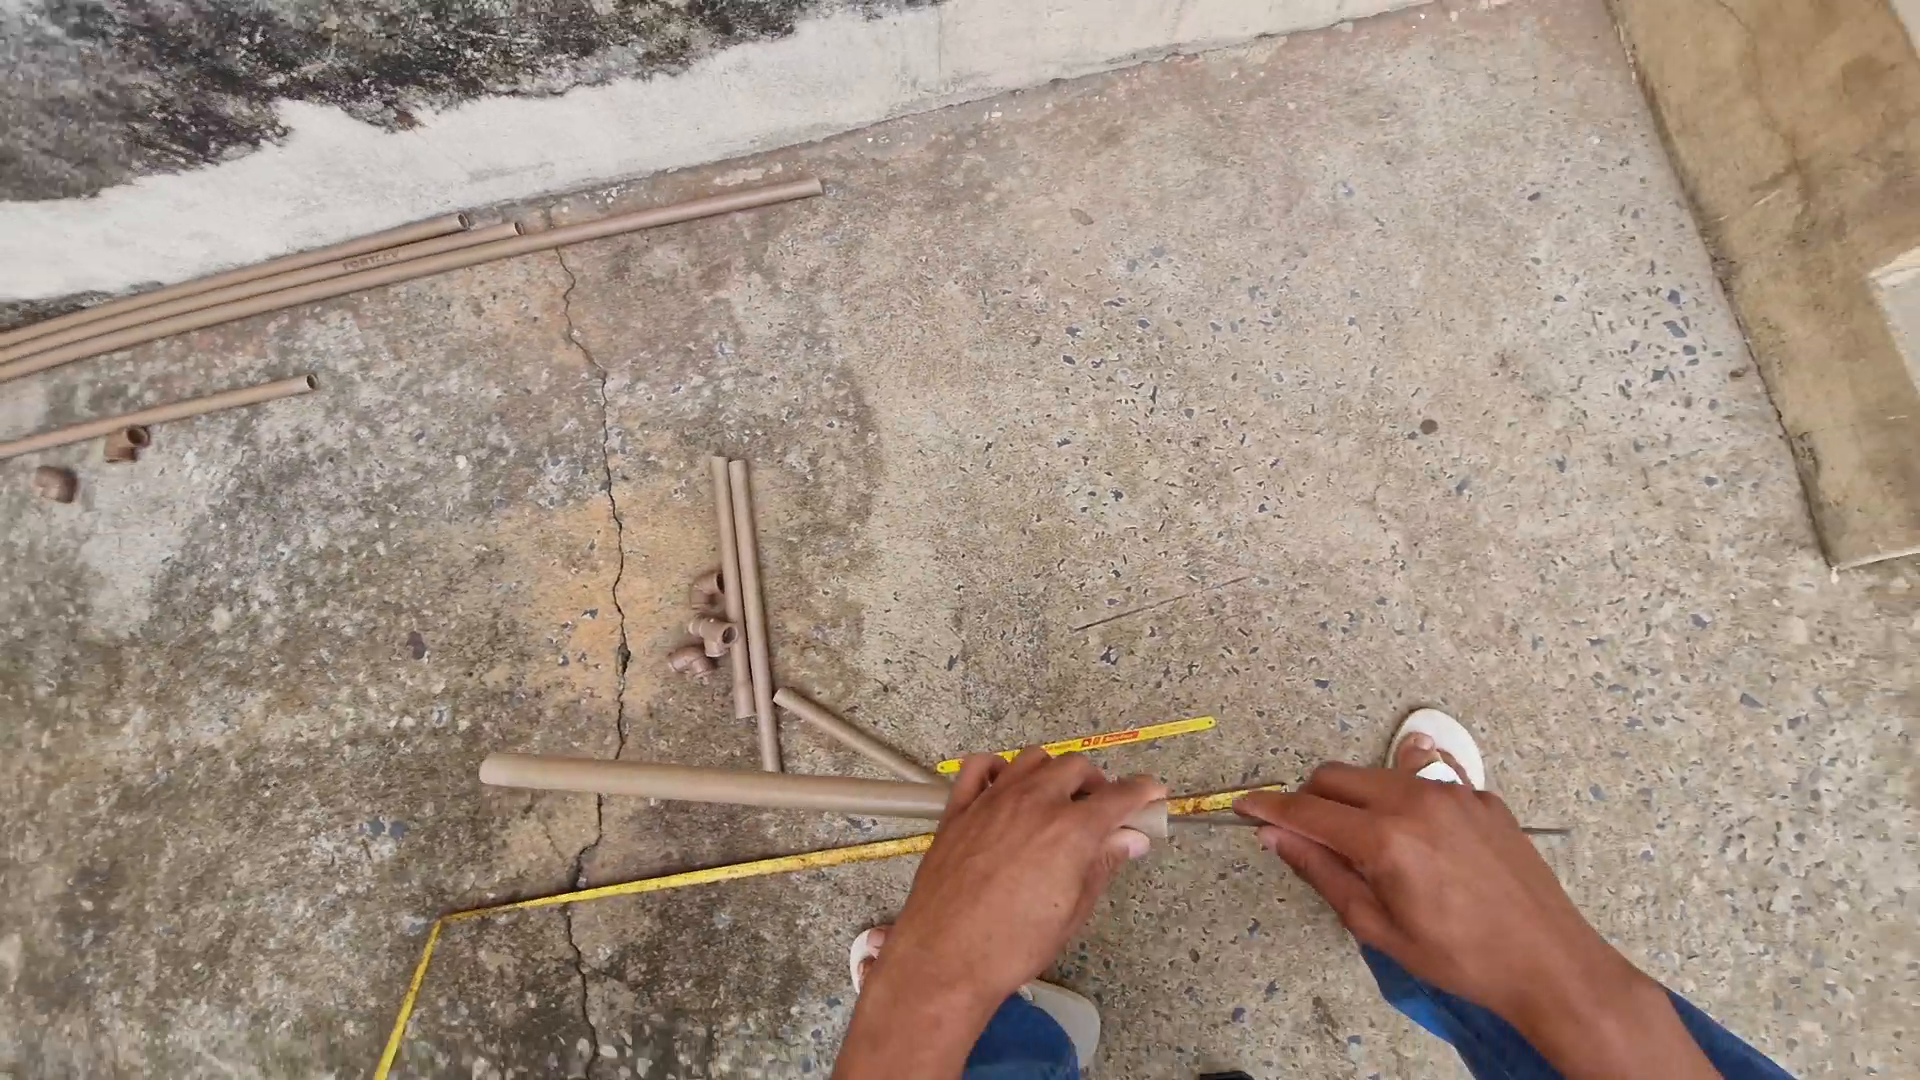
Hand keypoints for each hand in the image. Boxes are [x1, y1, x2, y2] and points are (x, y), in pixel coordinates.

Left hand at [884, 748, 1166, 1005]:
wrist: (946, 956)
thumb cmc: (1014, 945)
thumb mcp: (1072, 911)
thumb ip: (1102, 865)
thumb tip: (1130, 839)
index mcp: (1069, 829)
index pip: (1118, 796)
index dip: (1141, 791)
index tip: (1152, 791)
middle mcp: (1033, 801)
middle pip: (1075, 766)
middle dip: (1096, 782)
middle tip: (1099, 810)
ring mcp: (992, 799)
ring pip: (1032, 759)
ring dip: (1052, 772)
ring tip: (1055, 798)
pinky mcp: (959, 807)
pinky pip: (980, 767)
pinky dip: (998, 769)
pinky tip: (1005, 788)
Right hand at [1236, 759, 1717, 1079]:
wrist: (1556, 967)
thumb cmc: (1460, 958)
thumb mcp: (1378, 926)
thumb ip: (1319, 871)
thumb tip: (1274, 835)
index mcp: (1386, 839)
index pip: (1306, 809)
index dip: (1268, 807)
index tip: (1242, 805)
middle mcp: (1415, 800)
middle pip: (1333, 776)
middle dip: (1309, 798)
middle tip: (1310, 835)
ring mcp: (1451, 792)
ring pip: (1373, 774)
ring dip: (1353, 798)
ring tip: (1369, 842)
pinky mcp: (1480, 795)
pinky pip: (1421, 780)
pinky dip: (1400, 800)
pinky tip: (1418, 838)